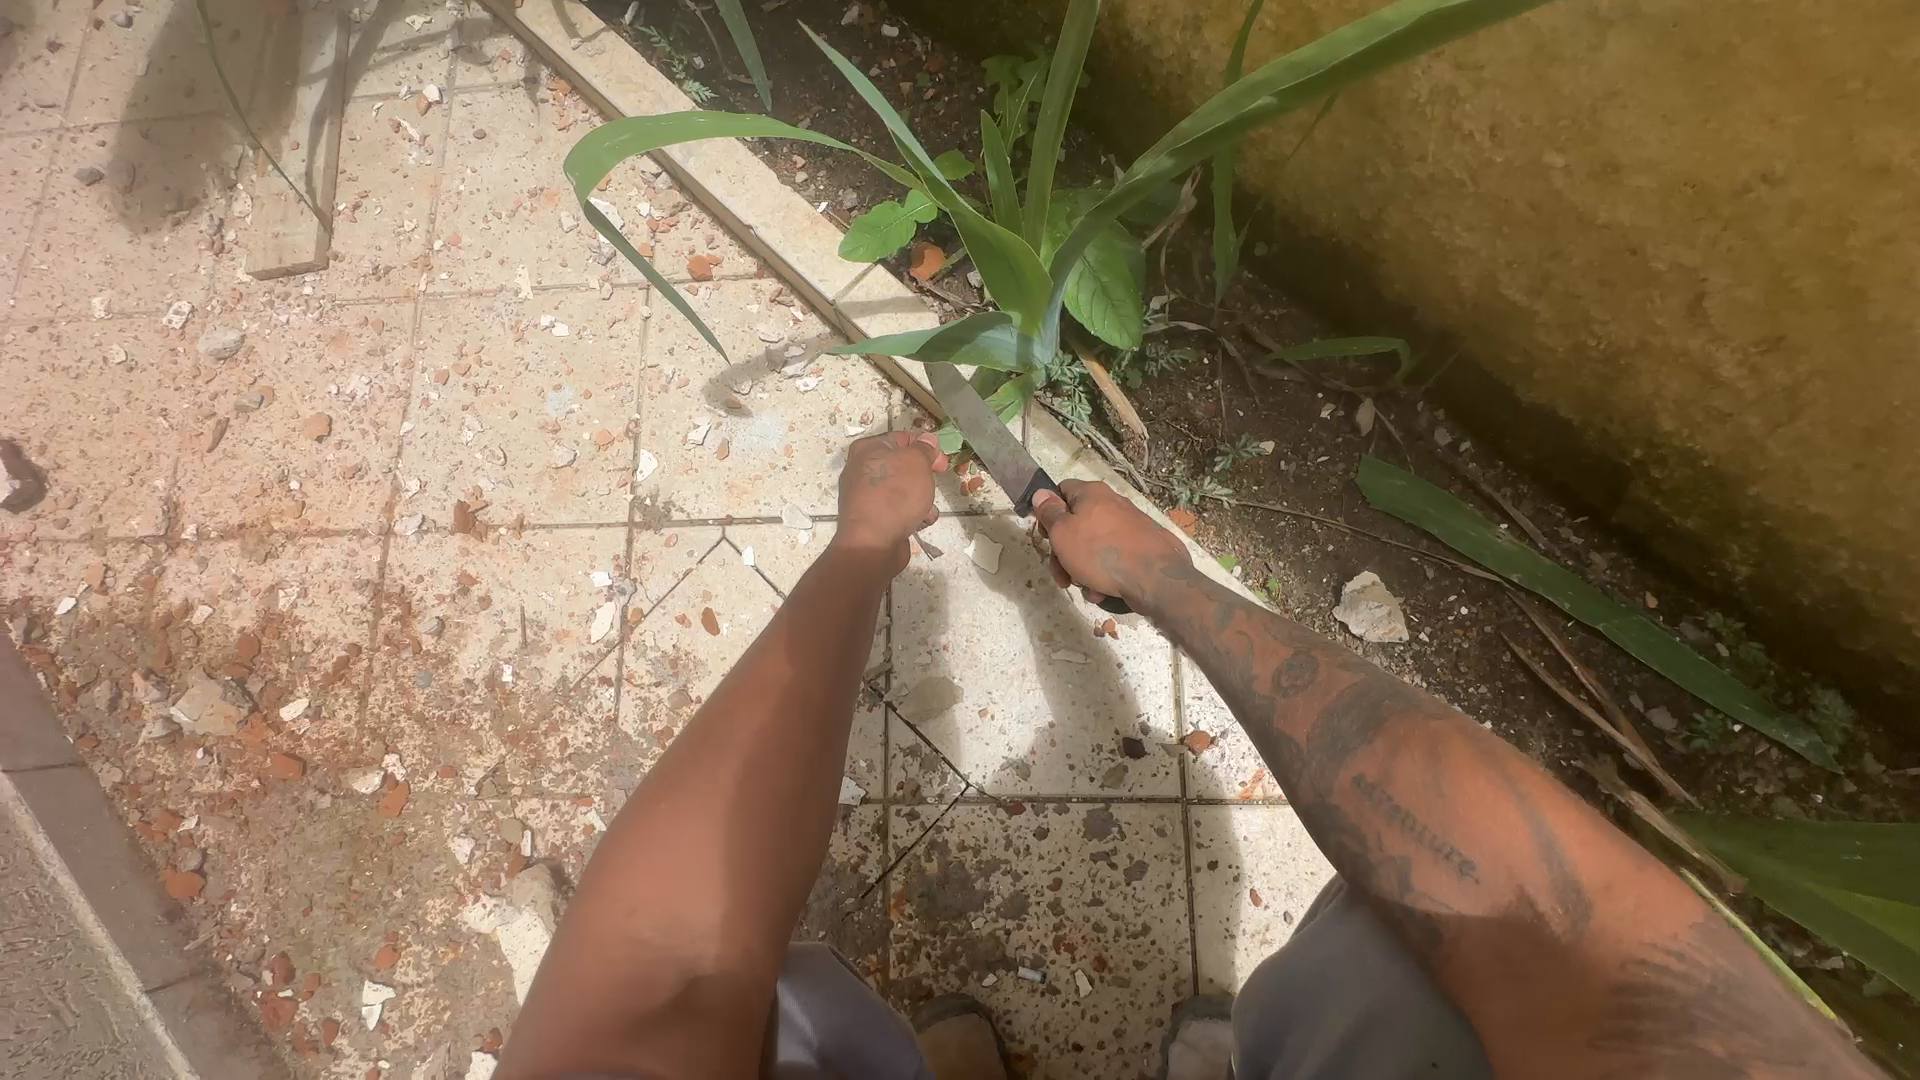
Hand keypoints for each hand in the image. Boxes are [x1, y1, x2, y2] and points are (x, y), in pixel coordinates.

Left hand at [830, 432, 947, 573]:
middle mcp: (861, 469)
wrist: (873, 542)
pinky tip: (920, 520)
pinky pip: (896, 509)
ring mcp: (864, 495)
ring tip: (928, 506)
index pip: (902, 438)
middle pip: (901, 464)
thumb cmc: (895, 494)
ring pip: (901, 488)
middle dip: (923, 474)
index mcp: (867, 449)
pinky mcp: (871, 518)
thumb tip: (928, 440)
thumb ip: (924, 448)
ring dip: (920, 496)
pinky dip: (910, 513)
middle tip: (938, 478)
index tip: (942, 460)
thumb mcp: (916, 462)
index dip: (926, 446)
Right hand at [1031, 481, 1189, 610]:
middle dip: (1064, 552)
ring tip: (1085, 587)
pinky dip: (1104, 575)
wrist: (1155, 578)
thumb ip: (1049, 513)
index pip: (1061, 490)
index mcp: (1091, 493)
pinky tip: (1103, 591)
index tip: (1045, 536)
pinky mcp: (1143, 547)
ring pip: (1093, 546)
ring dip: (1082, 568)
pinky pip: (1113, 559)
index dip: (1048, 512)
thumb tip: (1041, 494)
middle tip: (1061, 574)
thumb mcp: (1063, 533)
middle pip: (1076, 524)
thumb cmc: (1100, 552)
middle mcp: (1112, 503)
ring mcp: (1130, 525)